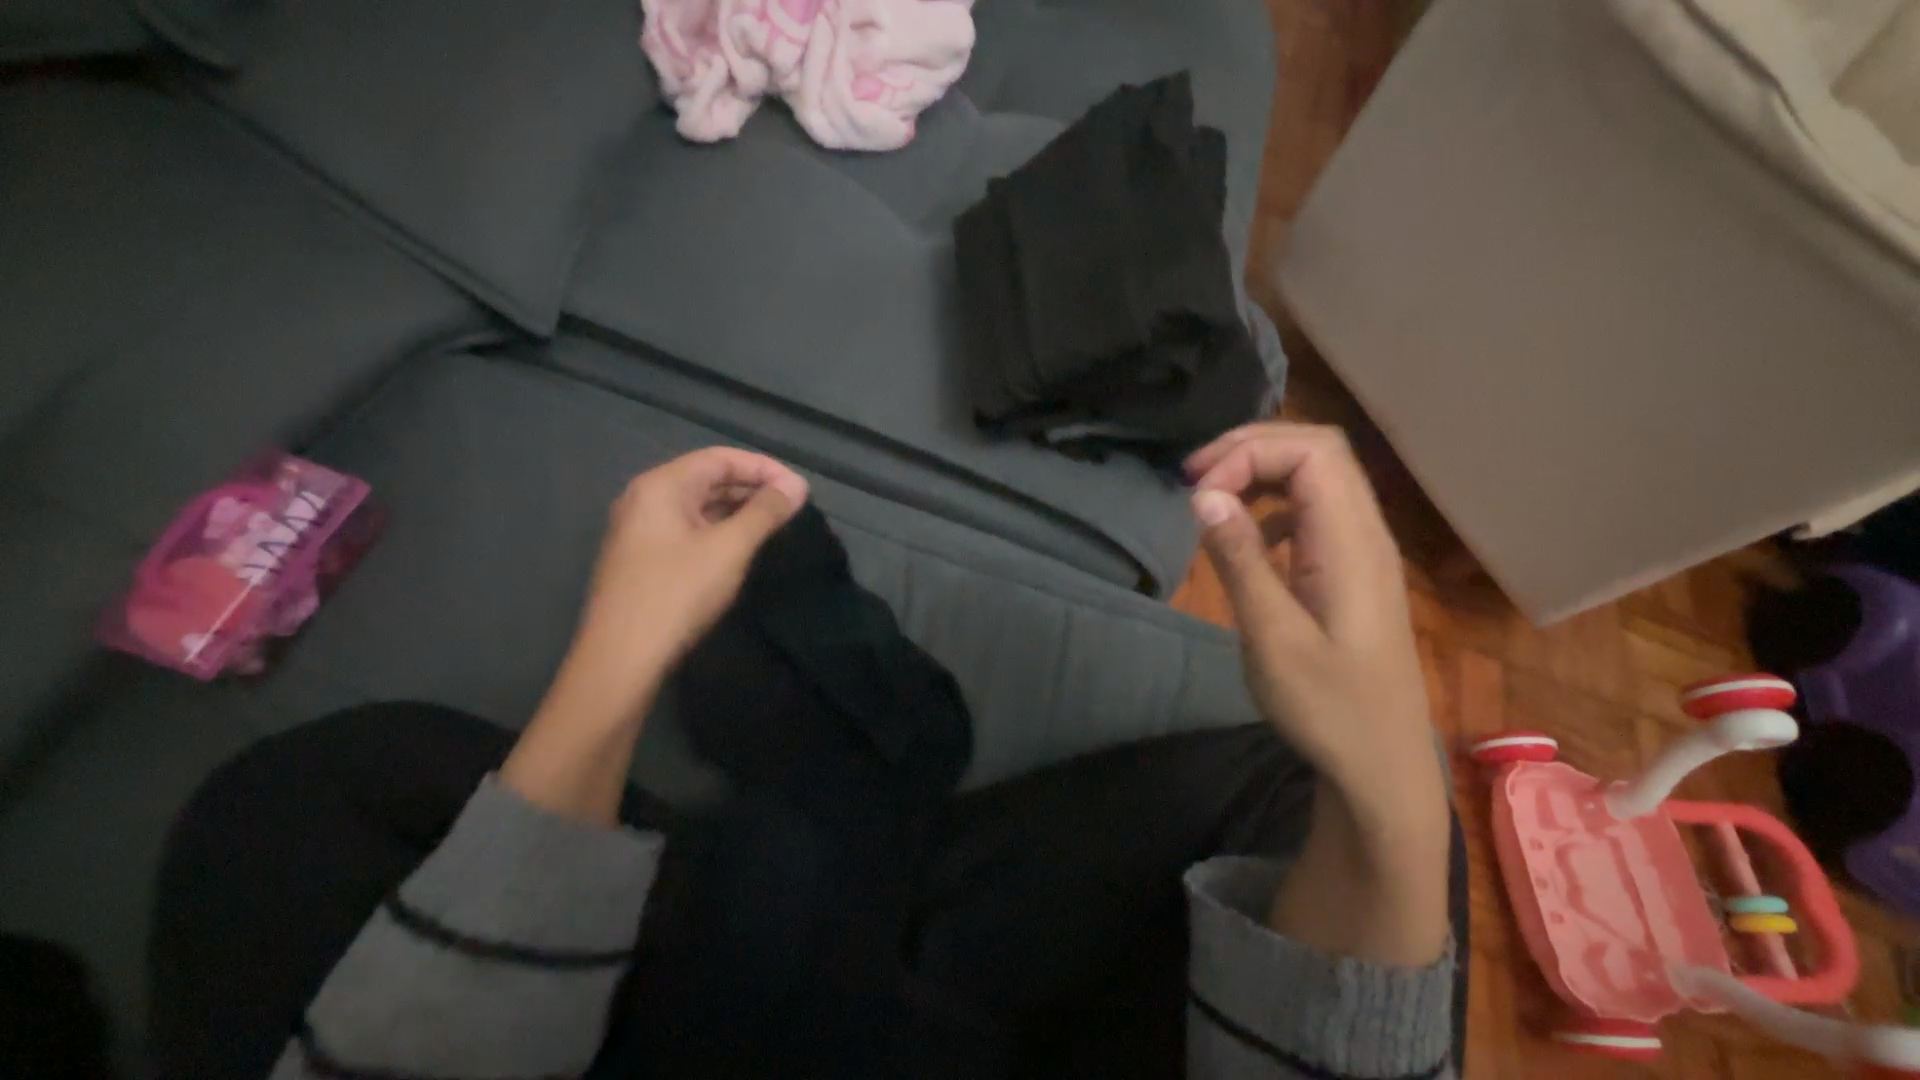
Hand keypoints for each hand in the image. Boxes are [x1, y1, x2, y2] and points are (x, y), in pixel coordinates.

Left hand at [504, 449, 807, 824]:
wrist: (620, 659)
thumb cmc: (676, 594)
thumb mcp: (729, 549)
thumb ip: (765, 513)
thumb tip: (796, 486)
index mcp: (661, 486)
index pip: (720, 458)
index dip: (764, 468)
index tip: (799, 489)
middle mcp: (645, 499)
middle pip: (707, 479)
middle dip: (752, 488)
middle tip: (792, 508)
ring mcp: (639, 531)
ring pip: (697, 507)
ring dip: (737, 511)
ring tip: (774, 526)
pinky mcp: (641, 560)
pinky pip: (686, 530)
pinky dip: (718, 531)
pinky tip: (741, 550)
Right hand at [1185, 424, 1440, 833]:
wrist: (1381, 764)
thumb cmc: (1328, 708)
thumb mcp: (1272, 639)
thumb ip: (1240, 561)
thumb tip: (1203, 495)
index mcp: (1352, 544)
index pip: (1311, 454)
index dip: (1249, 452)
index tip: (1197, 491)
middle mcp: (1365, 534)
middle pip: (1319, 450)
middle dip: (1253, 447)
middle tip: (1196, 477)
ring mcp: (1361, 551)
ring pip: (1319, 476)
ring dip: (1262, 470)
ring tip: (1211, 495)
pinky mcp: (1349, 571)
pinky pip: (1315, 511)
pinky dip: (1273, 503)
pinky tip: (1245, 535)